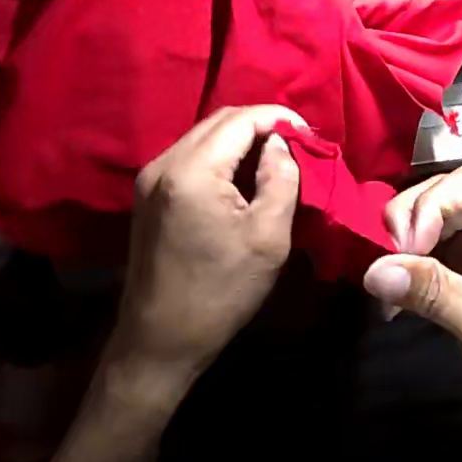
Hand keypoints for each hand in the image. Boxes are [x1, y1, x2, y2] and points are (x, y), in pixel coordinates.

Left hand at [109, 105, 304, 398]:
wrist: (160, 343)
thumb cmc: (221, 292)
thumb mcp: (268, 236)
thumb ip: (280, 178)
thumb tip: (280, 143)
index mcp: (192, 173)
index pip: (242, 119)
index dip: (280, 118)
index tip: (311, 136)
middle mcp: (164, 164)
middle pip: (221, 120)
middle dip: (263, 123)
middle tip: (298, 143)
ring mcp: (151, 178)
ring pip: (206, 134)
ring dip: (244, 137)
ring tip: (278, 156)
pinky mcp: (150, 194)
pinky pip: (194, 154)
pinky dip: (225, 153)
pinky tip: (247, 173)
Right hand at [362, 166, 461, 449]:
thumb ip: (433, 292)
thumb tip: (371, 268)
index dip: (433, 205)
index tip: (409, 249)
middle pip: (452, 197)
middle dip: (413, 221)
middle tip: (389, 263)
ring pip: (440, 225)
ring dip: (408, 248)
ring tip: (387, 287)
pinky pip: (439, 256)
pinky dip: (414, 271)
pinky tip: (395, 300)